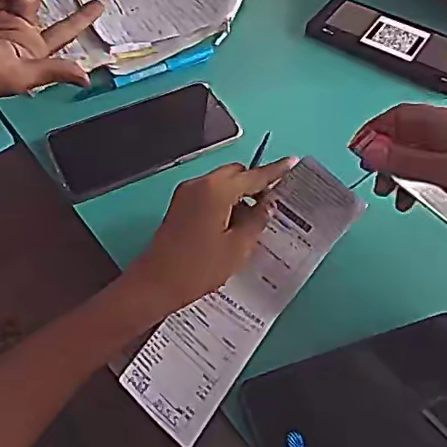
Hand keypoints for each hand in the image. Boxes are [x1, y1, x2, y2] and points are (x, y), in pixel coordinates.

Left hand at [123, 158, 300, 314]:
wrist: (155, 283)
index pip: (252, 176)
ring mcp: (186, 194)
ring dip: (238, 195)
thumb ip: (256, 220)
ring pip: (221, 184)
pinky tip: (233, 226)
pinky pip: (209, 195)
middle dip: (254, 184)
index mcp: (216, 190)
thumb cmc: (199, 267)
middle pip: (234, 174)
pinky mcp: (180, 206)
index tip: (291, 162)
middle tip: (271, 205)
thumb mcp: (238, 247)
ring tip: (252, 223)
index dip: (274, 171)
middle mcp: (200, 184)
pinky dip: (224, 203)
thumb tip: (266, 204)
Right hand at [350, 105, 446, 263]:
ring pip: (427, 158)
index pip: (400, 115)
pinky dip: (431, 188)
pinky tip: (435, 205)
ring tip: (405, 201)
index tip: (357, 158)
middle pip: (410, 136)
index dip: (373, 133)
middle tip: (381, 187)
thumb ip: (414, 161)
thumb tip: (370, 149)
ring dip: (407, 175)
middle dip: (387, 158)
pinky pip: (446, 175)